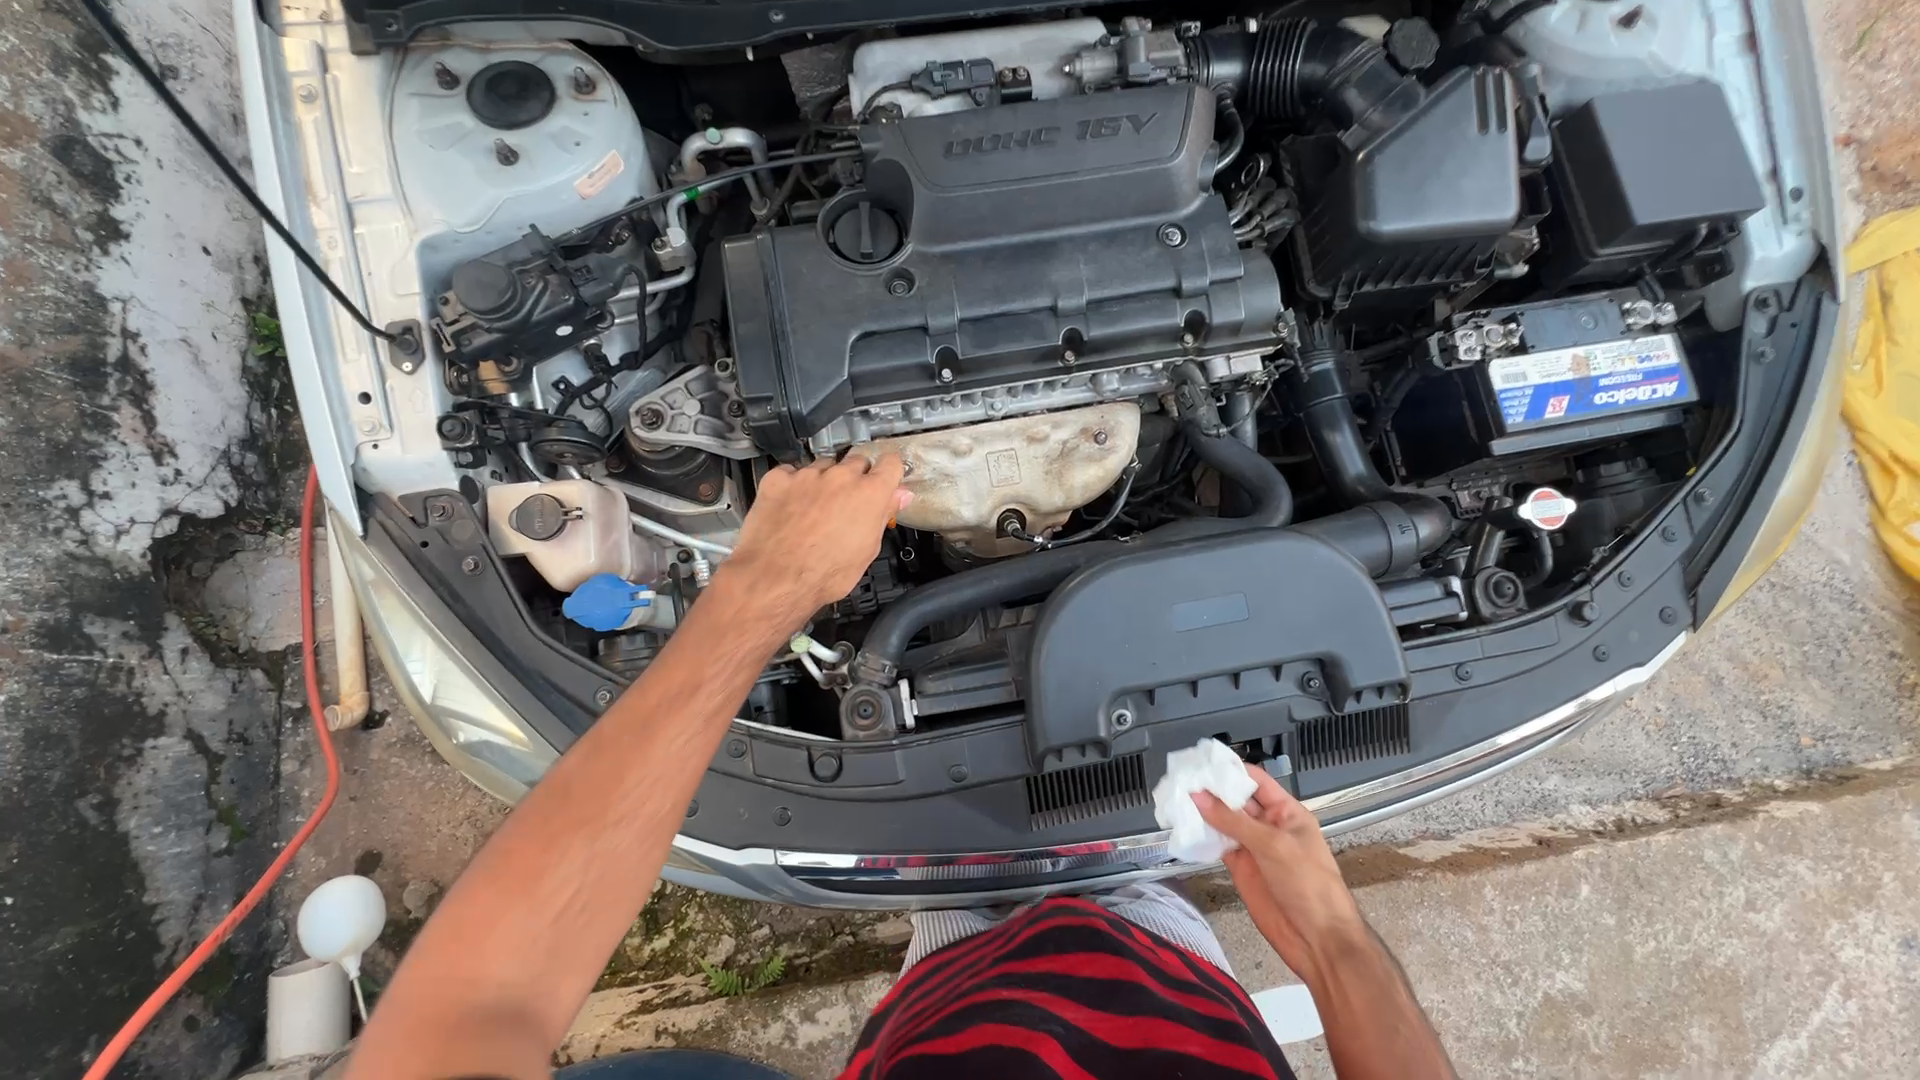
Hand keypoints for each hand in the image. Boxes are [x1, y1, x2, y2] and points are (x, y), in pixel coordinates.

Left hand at [713, 454, 911, 629]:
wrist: (776, 578)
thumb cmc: (822, 573)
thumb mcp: (867, 550)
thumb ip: (883, 515)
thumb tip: (898, 498)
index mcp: (870, 494)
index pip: (891, 463)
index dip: (890, 470)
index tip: (886, 477)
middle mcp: (841, 477)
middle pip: (856, 461)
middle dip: (856, 478)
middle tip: (848, 503)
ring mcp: (808, 475)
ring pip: (824, 465)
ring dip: (824, 481)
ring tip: (816, 509)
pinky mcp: (779, 479)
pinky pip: (791, 472)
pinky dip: (793, 485)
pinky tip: (792, 506)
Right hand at [1193, 765, 1367, 983]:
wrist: (1317, 939)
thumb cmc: (1309, 885)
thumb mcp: (1272, 845)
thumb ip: (1232, 820)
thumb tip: (1198, 796)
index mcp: (1286, 812)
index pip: (1255, 781)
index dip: (1230, 770)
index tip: (1202, 761)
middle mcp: (1268, 825)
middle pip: (1235, 799)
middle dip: (1210, 789)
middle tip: (1181, 778)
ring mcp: (1253, 846)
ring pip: (1222, 821)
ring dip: (1202, 811)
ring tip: (1175, 798)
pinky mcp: (1240, 867)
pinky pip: (1217, 844)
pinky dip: (1200, 835)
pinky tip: (1183, 827)